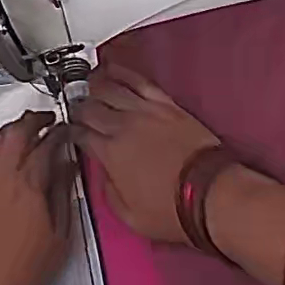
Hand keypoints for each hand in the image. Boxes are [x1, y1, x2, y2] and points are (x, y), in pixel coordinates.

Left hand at [0, 111, 74, 284]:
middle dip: (34, 119)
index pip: (46, 144)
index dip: (59, 132)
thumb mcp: (61, 232)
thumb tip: (68, 167)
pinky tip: (10, 151)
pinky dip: (1, 144)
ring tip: (30, 128)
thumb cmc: (27, 268)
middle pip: (18, 132)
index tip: (66, 129)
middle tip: (48, 118)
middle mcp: (4, 179)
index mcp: (30, 186)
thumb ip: (64, 192)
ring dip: (16, 128)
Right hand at [73, 63, 219, 243]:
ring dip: (93, 84)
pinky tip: (113, 68)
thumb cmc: (175, 207)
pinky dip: (123, 72)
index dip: (72, 131)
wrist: (212, 194)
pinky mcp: (166, 106)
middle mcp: (123, 128)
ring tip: (86, 82)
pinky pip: (139, 81)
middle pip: (90, 107)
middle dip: (78, 107)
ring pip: (110, 88)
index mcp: (110, 154)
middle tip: (75, 108)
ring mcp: (145, 113)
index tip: (71, 132)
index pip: (81, 134)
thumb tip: (106, 178)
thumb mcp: (130, 215)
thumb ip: (109, 192)